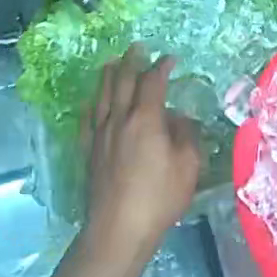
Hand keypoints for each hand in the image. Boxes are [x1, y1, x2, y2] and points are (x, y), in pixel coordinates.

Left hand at [81, 45, 202, 261]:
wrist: (118, 229)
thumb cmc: (159, 197)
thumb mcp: (188, 165)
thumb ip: (187, 135)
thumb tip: (180, 118)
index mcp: (145, 119)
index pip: (153, 82)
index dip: (162, 67)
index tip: (171, 59)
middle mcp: (119, 120)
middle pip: (123, 81)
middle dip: (131, 61)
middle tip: (138, 47)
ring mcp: (100, 135)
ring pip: (102, 96)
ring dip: (110, 75)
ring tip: (113, 63)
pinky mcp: (89, 152)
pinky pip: (88, 119)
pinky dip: (92, 104)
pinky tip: (92, 102)